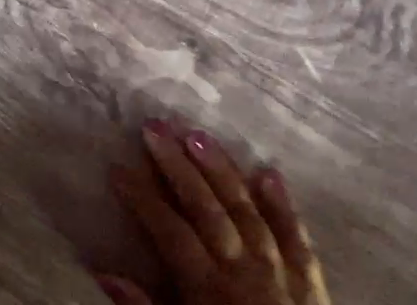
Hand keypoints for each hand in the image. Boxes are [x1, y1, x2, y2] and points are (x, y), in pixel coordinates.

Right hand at [97, 121, 329, 304]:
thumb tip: (103, 273)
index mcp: (210, 288)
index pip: (170, 231)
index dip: (142, 197)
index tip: (116, 167)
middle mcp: (246, 273)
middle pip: (209, 211)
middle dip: (179, 167)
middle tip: (154, 127)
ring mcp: (282, 276)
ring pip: (249, 214)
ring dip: (223, 173)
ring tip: (199, 135)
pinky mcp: (313, 286)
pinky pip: (299, 243)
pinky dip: (285, 208)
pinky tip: (269, 173)